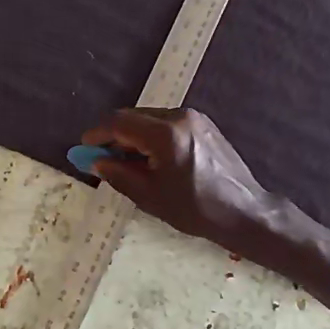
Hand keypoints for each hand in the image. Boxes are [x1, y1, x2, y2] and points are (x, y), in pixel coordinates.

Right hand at [80, 108, 280, 243]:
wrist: (245, 212)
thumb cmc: (196, 209)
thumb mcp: (150, 196)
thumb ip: (119, 174)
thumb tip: (98, 162)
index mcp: (165, 134)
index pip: (119, 122)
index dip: (98, 134)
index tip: (84, 147)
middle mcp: (179, 117)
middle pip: (134, 117)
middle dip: (115, 135)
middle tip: (102, 158)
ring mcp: (195, 118)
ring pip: (150, 119)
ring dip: (134, 136)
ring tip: (127, 162)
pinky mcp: (204, 125)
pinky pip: (167, 124)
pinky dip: (152, 136)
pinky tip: (151, 159)